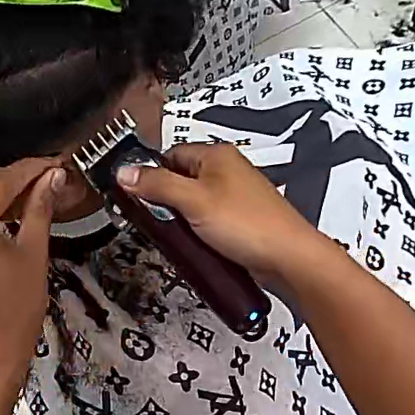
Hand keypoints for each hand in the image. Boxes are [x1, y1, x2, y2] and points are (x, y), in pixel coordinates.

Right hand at [116, 143, 332, 283]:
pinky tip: (197, 248)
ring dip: (182, 223)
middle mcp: (227, 173)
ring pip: (193, 207)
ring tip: (181, 238)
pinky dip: (199, 236)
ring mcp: (234, 201)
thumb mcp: (194, 201)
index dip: (150, 173)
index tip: (133, 193)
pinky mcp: (239, 225)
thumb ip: (158, 185)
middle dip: (165, 203)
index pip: (169, 154)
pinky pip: (208, 226)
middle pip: (180, 182)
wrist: (288, 259)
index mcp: (217, 156)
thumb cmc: (253, 225)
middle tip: (158, 221)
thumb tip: (126, 173)